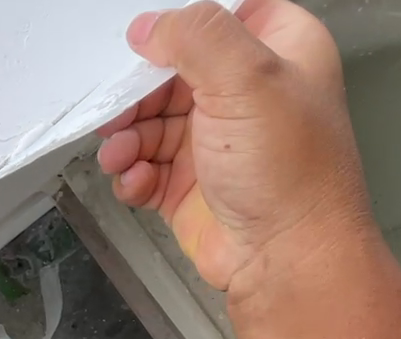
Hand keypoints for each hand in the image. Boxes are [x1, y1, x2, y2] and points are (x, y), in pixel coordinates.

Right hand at [94, 0, 373, 295]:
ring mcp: (210, 143)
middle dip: (136, 98)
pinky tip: (136, 183)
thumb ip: (197, 39)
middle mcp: (241, 95)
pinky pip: (144, 170)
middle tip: (116, 114)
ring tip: (121, 157)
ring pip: (149, 126)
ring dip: (127, 141)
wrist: (280, 254)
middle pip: (170, 77)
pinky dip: (131, 176)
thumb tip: (146, 27)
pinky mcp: (184, 186)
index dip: (177, 30)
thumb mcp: (247, 80)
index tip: (141, 45)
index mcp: (274, 51)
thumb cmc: (285, 168)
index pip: (218, 19)